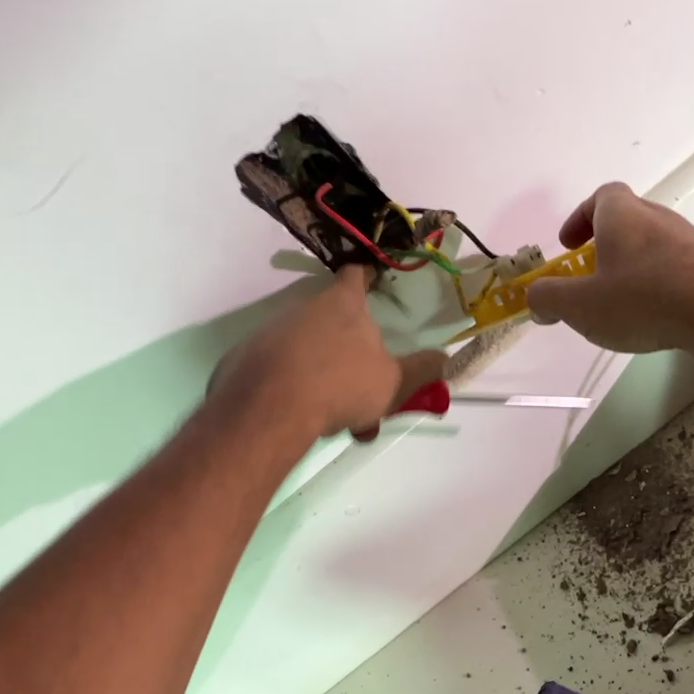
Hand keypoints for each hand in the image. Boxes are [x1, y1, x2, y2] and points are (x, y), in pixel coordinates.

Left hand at [210, 265, 446, 440]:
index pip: (356, 276)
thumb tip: (446, 358)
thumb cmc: (341, 384)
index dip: (367, 278)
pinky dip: (298, 388)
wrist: (269, 409)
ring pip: (311, 351)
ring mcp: (272, 332)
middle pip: (334, 321)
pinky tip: (307, 417)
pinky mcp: (248, 358)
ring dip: (328, 377)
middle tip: (367, 387)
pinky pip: (283, 369)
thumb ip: (422, 370)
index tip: (373, 283)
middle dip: (352, 352)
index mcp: (344, 305)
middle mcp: (305, 308)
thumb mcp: (394, 382)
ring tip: (341, 417)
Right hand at [526, 183, 693, 353]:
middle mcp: (658, 217)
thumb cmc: (642, 301)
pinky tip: (660, 316)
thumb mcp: (582, 306)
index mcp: (622, 214)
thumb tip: (535, 298)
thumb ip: (550, 299)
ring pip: (653, 247)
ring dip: (634, 268)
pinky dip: (662, 285)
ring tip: (625, 305)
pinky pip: (678, 269)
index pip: (599, 197)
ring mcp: (691, 239)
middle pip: (627, 222)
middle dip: (606, 248)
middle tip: (593, 281)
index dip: (580, 218)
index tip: (569, 247)